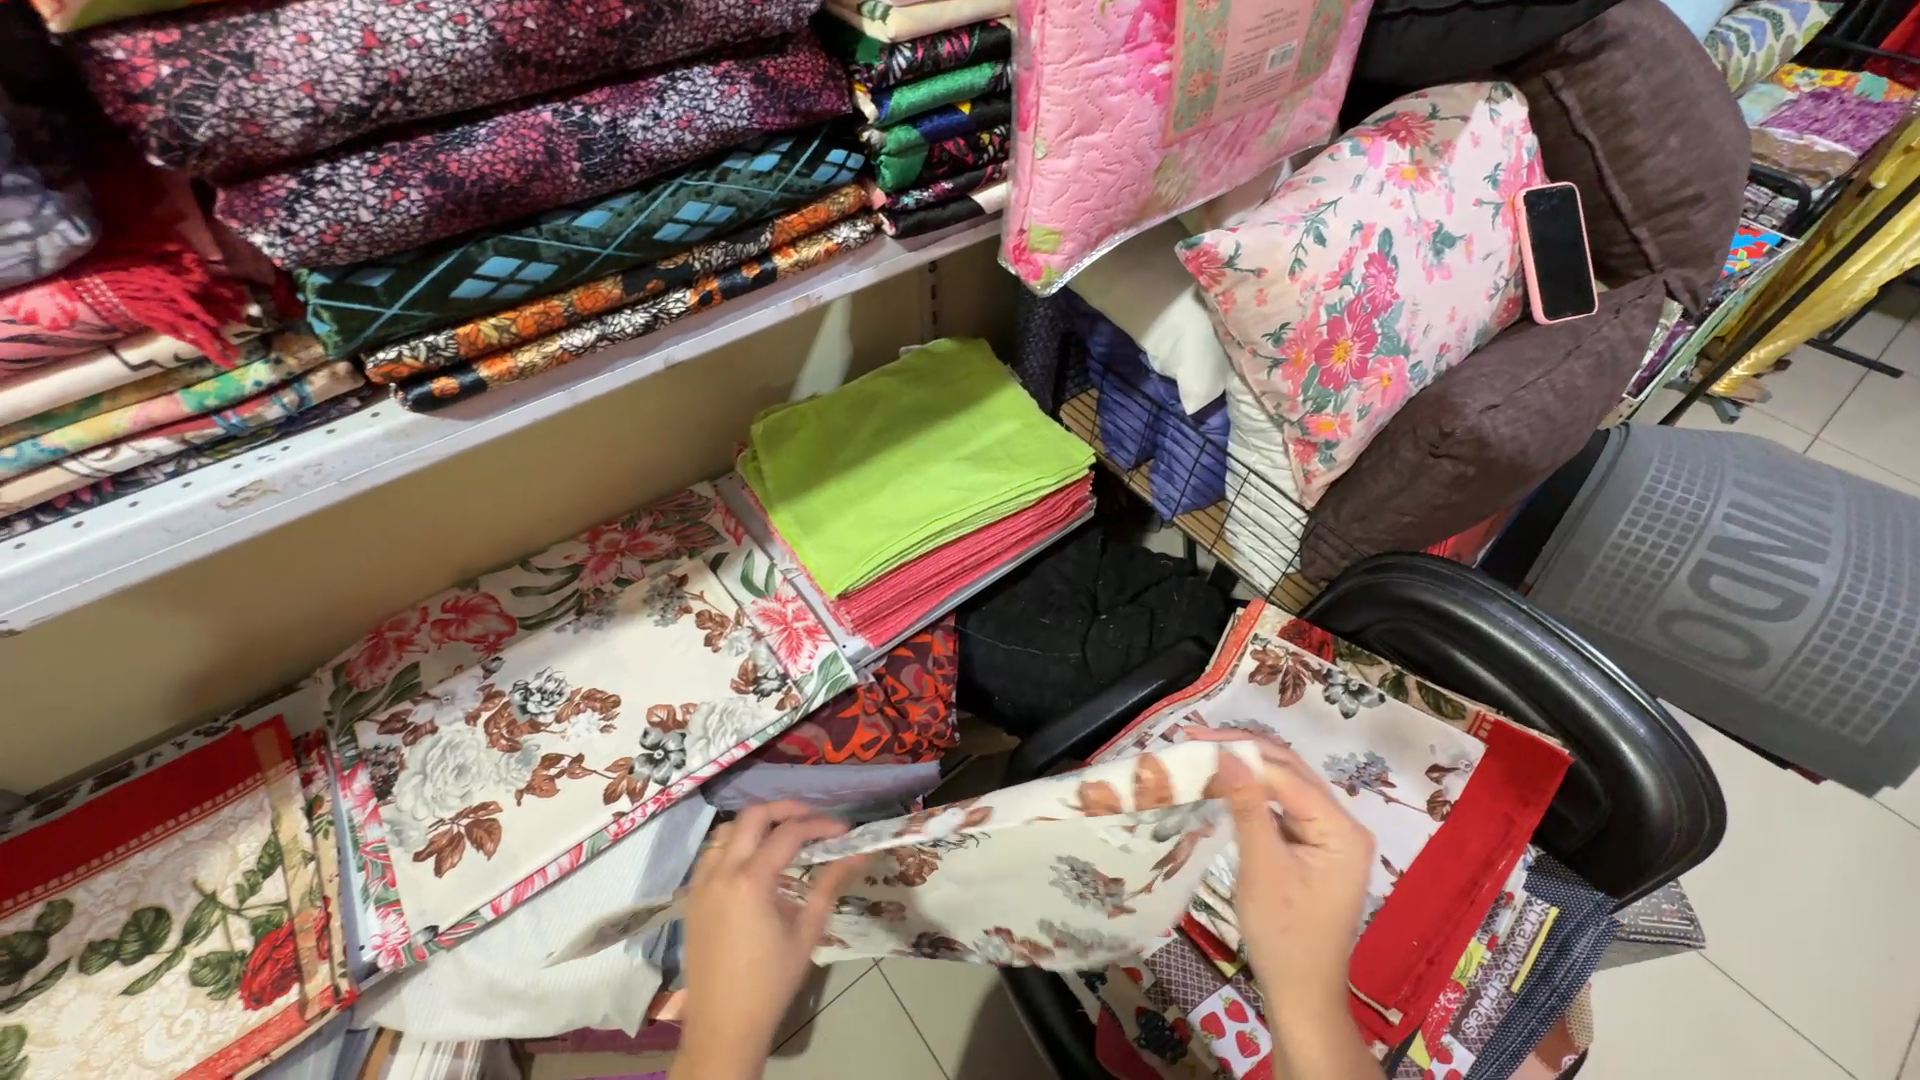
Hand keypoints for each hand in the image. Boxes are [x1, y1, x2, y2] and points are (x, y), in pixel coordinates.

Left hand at [672, 801, 868, 1079]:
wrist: (724, 1025)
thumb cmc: (771, 982)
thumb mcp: (807, 932)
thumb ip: (830, 884)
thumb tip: (860, 853)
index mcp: (751, 881)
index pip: (789, 833)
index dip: (820, 825)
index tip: (844, 829)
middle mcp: (721, 872)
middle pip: (753, 816)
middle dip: (787, 810)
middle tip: (814, 820)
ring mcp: (701, 883)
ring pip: (727, 830)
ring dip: (757, 824)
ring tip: (784, 835)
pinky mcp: (692, 898)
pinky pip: (711, 854)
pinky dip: (734, 844)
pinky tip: (754, 860)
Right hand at [1212, 741, 1381, 1078]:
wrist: (1301, 992)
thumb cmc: (1283, 935)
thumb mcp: (1261, 868)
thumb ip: (1247, 807)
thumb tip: (1226, 755)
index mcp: (1341, 830)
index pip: (1286, 774)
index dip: (1241, 751)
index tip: (1196, 739)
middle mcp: (1343, 824)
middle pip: (1290, 772)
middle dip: (1243, 751)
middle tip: (1195, 739)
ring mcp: (1330, 836)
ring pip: (1285, 785)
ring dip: (1246, 768)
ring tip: (1204, 753)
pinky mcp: (1314, 846)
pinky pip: (1283, 806)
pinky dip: (1253, 793)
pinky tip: (1226, 783)